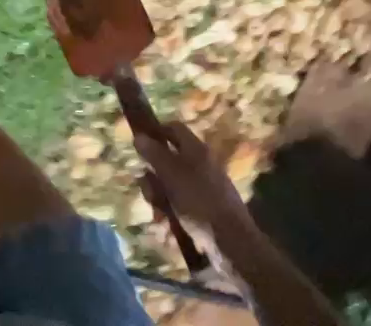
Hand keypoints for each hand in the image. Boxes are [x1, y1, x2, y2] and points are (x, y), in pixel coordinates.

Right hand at [134, 120, 253, 241]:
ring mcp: (203, 186)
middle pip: (168, 159)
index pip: (173, 129)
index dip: (155, 132)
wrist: (231, 241)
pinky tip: (166, 223)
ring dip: (159, 196)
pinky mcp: (204, 207)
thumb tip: (139, 136)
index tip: (139, 145)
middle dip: (153, 175)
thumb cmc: (199, 202)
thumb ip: (154, 154)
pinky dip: (170, 210)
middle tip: (148, 190)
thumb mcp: (172, 175)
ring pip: (171, 183)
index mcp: (196, 149)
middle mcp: (200, 164)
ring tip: (159, 213)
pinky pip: (180, 202)